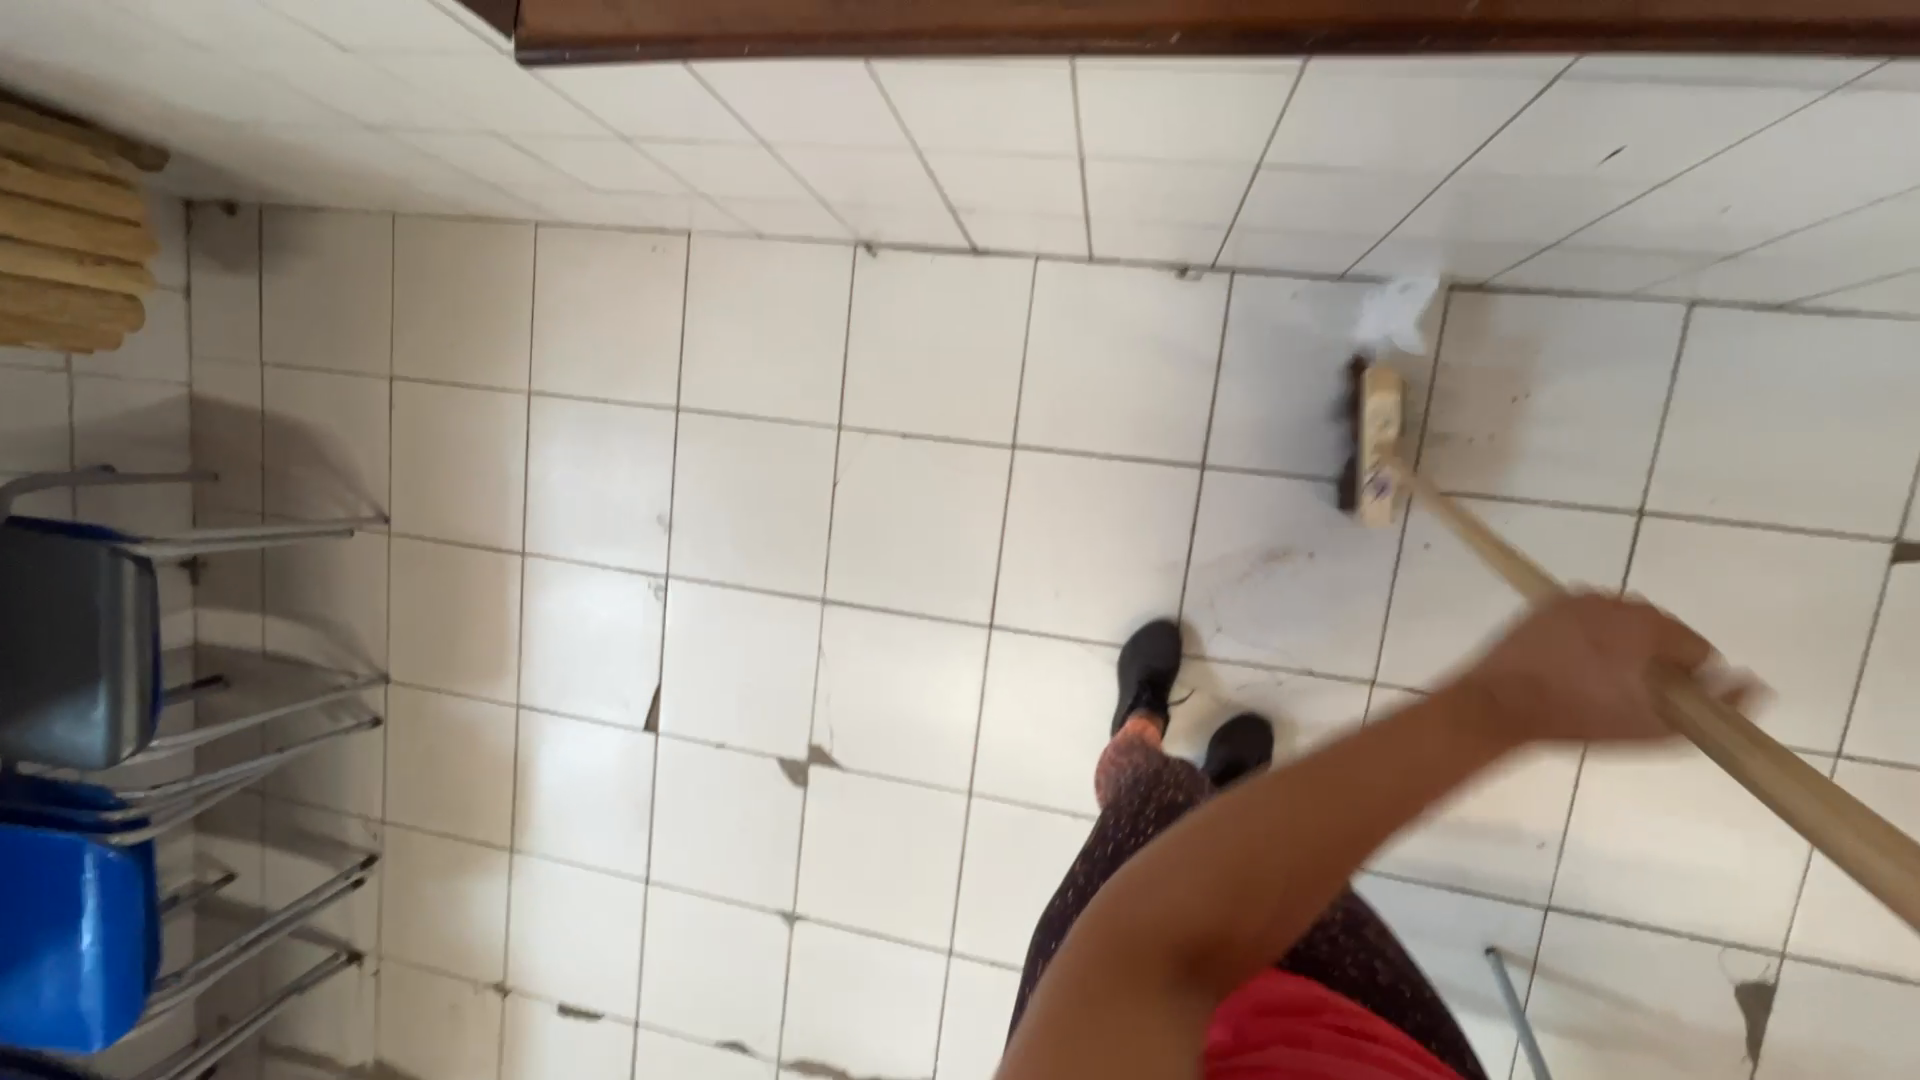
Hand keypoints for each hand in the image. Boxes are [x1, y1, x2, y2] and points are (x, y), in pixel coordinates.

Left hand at [1447, 591, 1754, 745]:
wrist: (1496, 703)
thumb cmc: (1576, 716)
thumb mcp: (1654, 725)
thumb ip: (1715, 706)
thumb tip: (1755, 685)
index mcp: (1643, 623)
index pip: (1692, 646)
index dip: (1689, 677)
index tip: (1670, 700)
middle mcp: (1609, 600)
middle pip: (1655, 629)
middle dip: (1655, 657)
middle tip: (1635, 692)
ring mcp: (1569, 600)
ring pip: (1617, 622)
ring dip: (1621, 645)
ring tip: (1603, 680)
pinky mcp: (1540, 607)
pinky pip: (1583, 620)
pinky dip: (1590, 637)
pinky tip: (1576, 665)